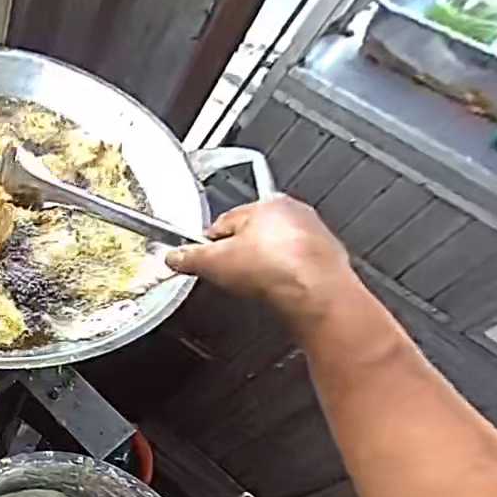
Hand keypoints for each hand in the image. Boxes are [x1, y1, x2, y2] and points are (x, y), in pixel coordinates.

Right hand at [165, 195, 360, 330]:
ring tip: (250, 282)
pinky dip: (278, 274)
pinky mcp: (323, 255)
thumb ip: (187, 257)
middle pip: (246, 235)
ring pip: (269, 249)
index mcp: (265, 204)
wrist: (314, 292)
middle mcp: (293, 211)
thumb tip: (174, 256)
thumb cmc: (272, 269)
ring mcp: (311, 232)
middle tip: (224, 274)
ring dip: (256, 265)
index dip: (206, 245)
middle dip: (233, 254)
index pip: (221, 223)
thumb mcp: (212, 262)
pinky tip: (271, 286)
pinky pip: (289, 263)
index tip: (200, 261)